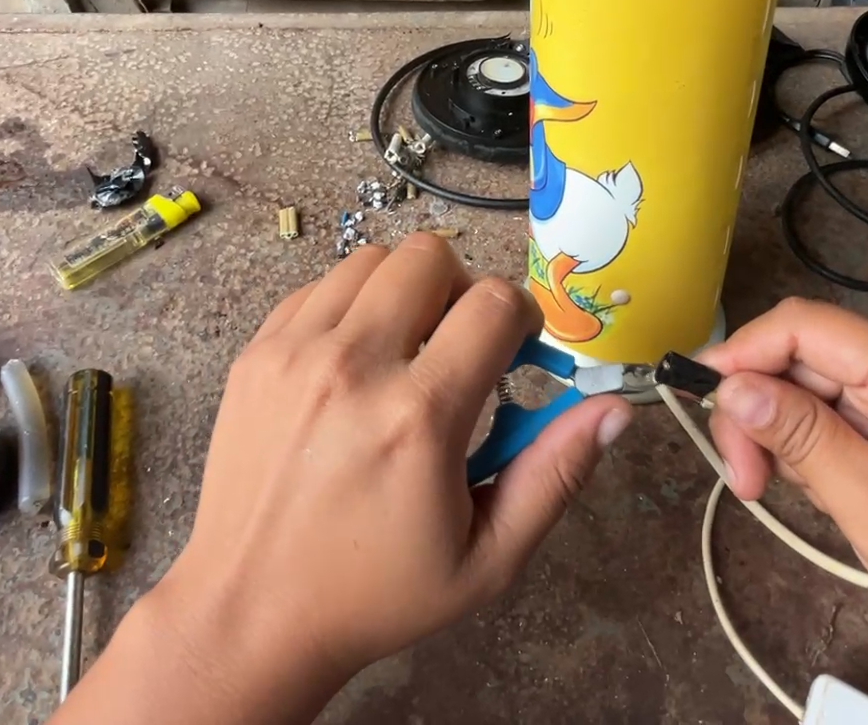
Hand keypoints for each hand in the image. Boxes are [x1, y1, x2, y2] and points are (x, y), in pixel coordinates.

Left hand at [58, 234, 631, 724]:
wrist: (250, 611)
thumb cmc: (377, 592)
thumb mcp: (488, 556)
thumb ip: (557, 473)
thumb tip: (617, 408)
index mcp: (418, 416)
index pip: (494, 303)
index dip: (521, 318)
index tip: (514, 354)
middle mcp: (353, 365)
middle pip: (431, 256)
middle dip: (462, 289)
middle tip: (458, 344)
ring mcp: (294, 350)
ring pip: (374, 258)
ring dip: (406, 290)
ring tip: (405, 348)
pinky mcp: (256, 351)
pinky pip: (321, 284)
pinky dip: (352, 304)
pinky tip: (354, 357)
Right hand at [704, 297, 867, 723]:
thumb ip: (802, 438)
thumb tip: (730, 387)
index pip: (806, 326)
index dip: (742, 353)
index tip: (698, 404)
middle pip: (804, 356)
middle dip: (759, 409)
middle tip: (744, 481)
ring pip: (813, 384)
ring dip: (782, 432)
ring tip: (780, 493)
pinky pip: (840, 408)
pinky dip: (811, 443)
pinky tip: (820, 486)